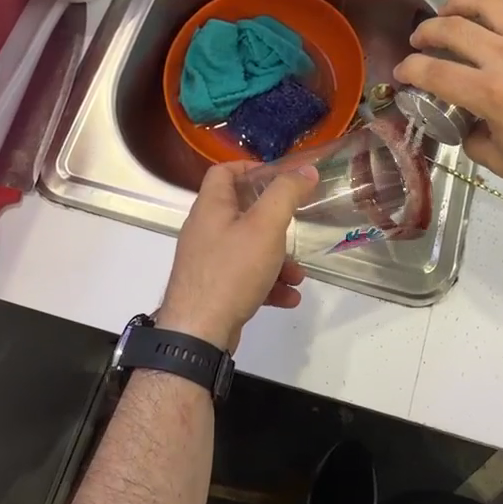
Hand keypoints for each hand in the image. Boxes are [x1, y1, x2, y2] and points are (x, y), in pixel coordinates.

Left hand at [156, 161, 318, 351]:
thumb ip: (286, 194)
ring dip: (277, 258)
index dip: (250, 168)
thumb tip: (305, 170)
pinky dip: (267, 282)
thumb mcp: (266, 226)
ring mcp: (207, 262)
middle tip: (294, 225)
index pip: (224, 171)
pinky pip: (244, 277)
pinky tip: (288, 297)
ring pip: (247, 248)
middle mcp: (205, 230)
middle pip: (241, 211)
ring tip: (299, 275)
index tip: (279, 177)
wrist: (197, 335)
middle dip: (274, 221)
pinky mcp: (213, 289)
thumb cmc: (232, 271)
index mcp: (211, 207)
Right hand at [393, 0, 502, 186]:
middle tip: (419, 40)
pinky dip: (501, 11)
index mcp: (490, 93)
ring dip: (459, 3)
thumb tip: (464, 126)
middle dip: (425, 31)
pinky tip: (497, 22)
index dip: (409, 69)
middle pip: (451, 27)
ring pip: (486, 1)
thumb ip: (475, 142)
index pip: (433, 71)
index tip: (402, 72)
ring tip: (450, 12)